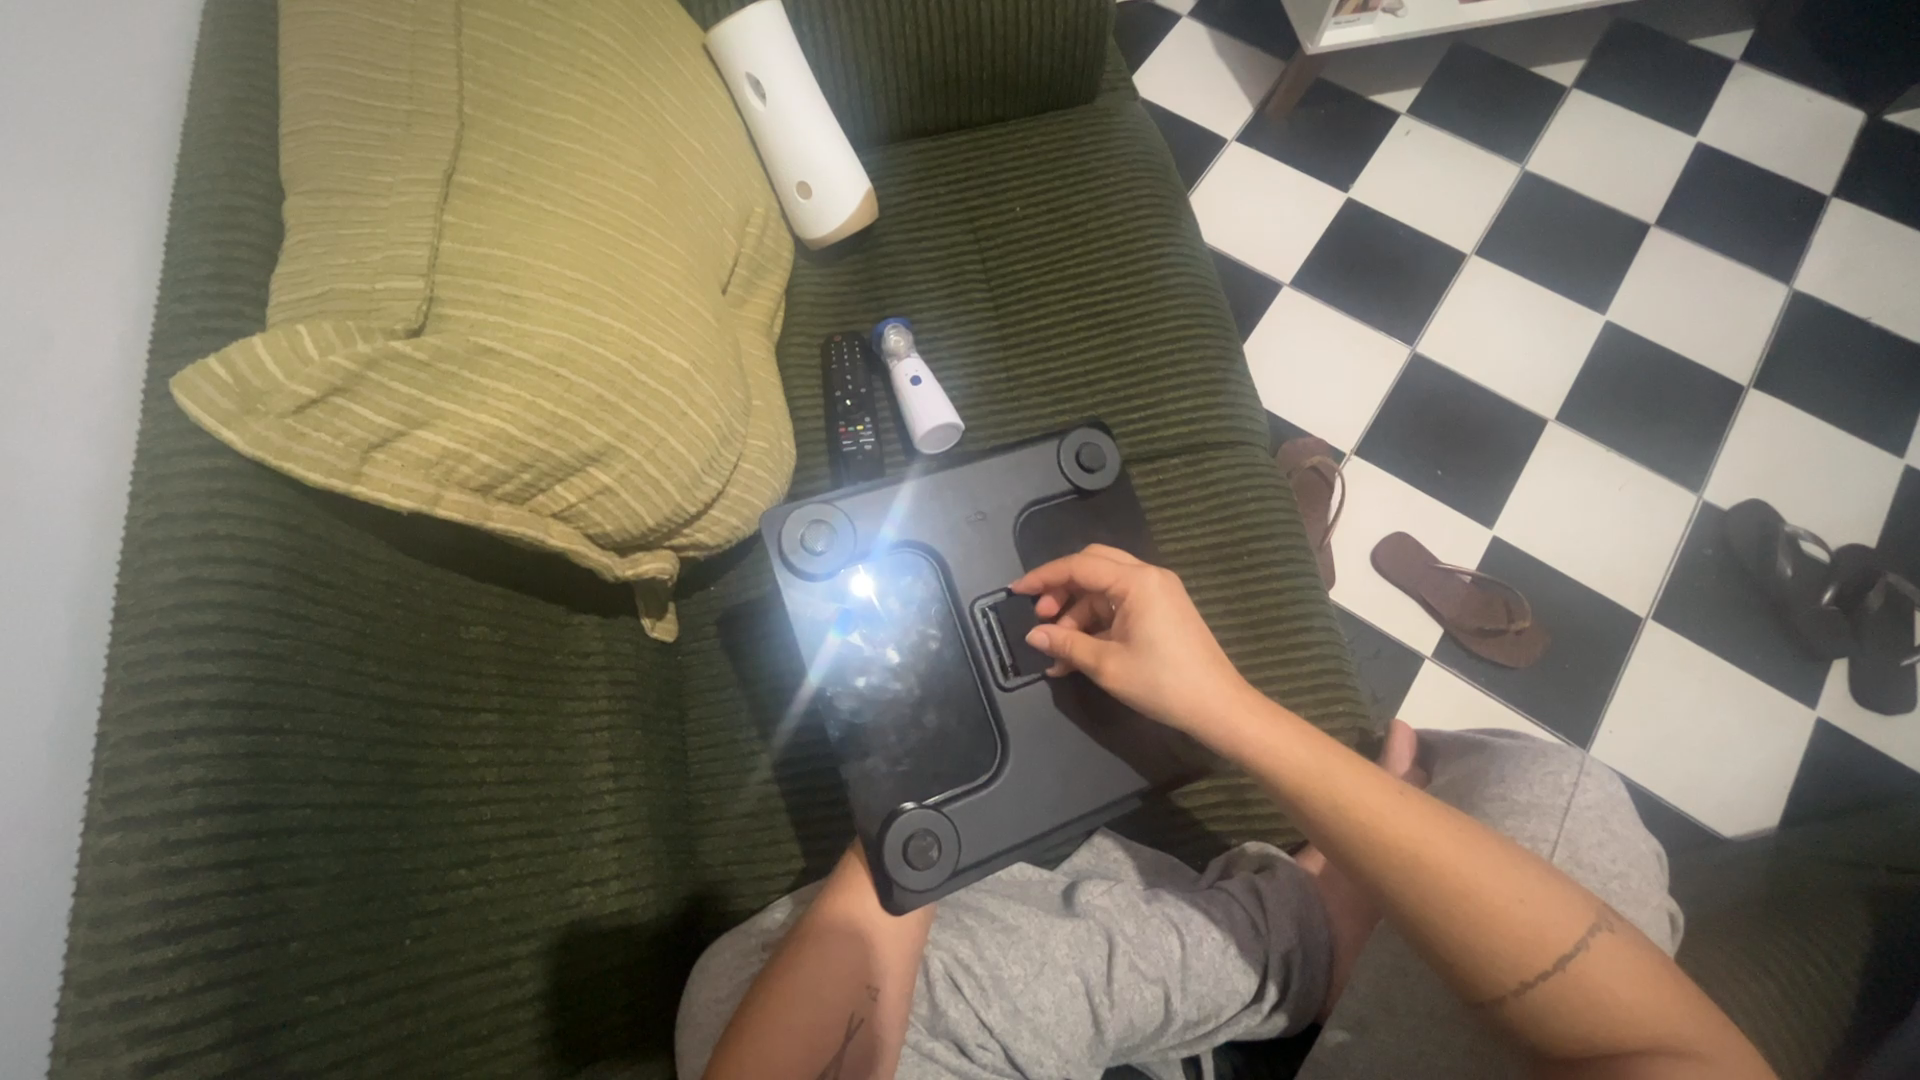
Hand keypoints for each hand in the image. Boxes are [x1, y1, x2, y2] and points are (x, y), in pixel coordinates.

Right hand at [1009, 544, 1255, 738]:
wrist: (1218, 707)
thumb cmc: (1162, 682)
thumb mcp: (1106, 665)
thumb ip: (1066, 643)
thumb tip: (1033, 635)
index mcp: (1136, 581)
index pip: (1079, 565)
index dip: (1043, 577)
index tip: (1015, 592)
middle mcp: (1148, 576)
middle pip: (1092, 566)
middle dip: (1061, 590)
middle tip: (1041, 618)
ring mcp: (1158, 593)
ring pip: (1104, 589)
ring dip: (1077, 615)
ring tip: (1058, 652)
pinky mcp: (1162, 611)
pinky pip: (1119, 605)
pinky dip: (1097, 624)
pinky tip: (1078, 654)